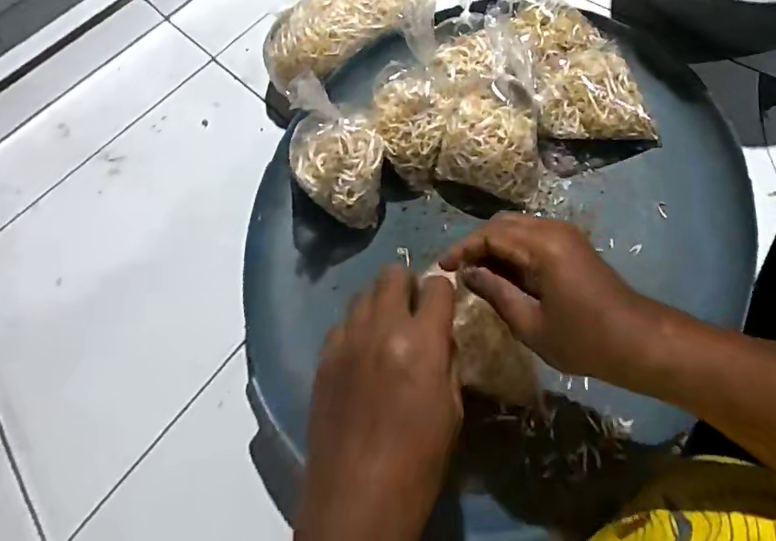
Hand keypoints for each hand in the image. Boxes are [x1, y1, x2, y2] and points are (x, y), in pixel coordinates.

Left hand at [297, 265, 457, 540]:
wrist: (356, 502)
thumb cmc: (417, 462)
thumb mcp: (452, 409)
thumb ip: (447, 360)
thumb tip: (441, 336)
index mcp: (420, 341)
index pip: (438, 285)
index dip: (445, 292)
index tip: (445, 306)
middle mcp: (381, 329)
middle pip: (393, 273)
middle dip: (409, 285)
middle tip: (414, 311)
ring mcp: (347, 342)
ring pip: (364, 293)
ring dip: (380, 303)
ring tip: (387, 330)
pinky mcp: (323, 360)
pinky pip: (342, 324)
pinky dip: (356, 328)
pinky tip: (362, 354)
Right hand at [439, 214, 670, 383]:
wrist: (636, 339)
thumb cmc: (583, 339)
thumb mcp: (531, 324)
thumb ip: (496, 293)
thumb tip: (468, 274)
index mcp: (542, 245)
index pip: (490, 234)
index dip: (462, 249)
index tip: (441, 268)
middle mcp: (552, 229)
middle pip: (502, 223)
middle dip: (476, 243)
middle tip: (457, 272)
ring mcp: (564, 233)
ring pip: (517, 227)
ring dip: (494, 245)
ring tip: (475, 276)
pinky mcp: (571, 244)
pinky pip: (532, 236)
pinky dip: (512, 249)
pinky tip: (502, 275)